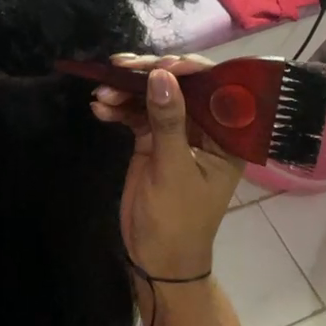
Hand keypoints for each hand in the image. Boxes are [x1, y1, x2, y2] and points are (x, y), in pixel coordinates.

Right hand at [93, 54, 242, 283]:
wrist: (157, 259)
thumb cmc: (178, 220)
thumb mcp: (173, 169)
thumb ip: (168, 121)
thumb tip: (161, 75)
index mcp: (226, 135)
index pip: (214, 88)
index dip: (189, 70)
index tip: (161, 65)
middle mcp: (204, 128)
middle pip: (180, 86)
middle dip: (150, 75)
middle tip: (120, 67)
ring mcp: (176, 133)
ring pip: (154, 97)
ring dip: (126, 91)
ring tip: (101, 92)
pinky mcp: (151, 141)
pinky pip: (136, 114)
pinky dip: (118, 108)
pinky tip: (99, 108)